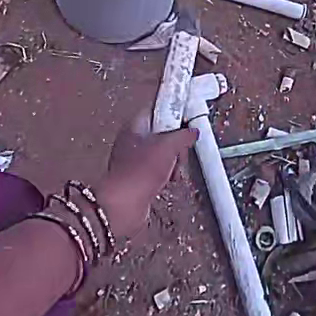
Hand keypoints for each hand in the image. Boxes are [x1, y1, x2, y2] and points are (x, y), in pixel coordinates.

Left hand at [90, 108, 197, 239]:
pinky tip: (168, 180)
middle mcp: (132, 142)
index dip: (173, 112)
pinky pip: (159, 171)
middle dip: (177, 144)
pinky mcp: (139, 179)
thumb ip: (183, 135)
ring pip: (163, 154)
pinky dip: (167, 175)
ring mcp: (134, 161)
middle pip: (163, 133)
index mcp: (134, 126)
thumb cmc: (137, 172)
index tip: (186, 118)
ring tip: (173, 170)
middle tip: (180, 151)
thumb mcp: (168, 146)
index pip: (157, 109)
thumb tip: (191, 132)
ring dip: (174, 162)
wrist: (124, 205)